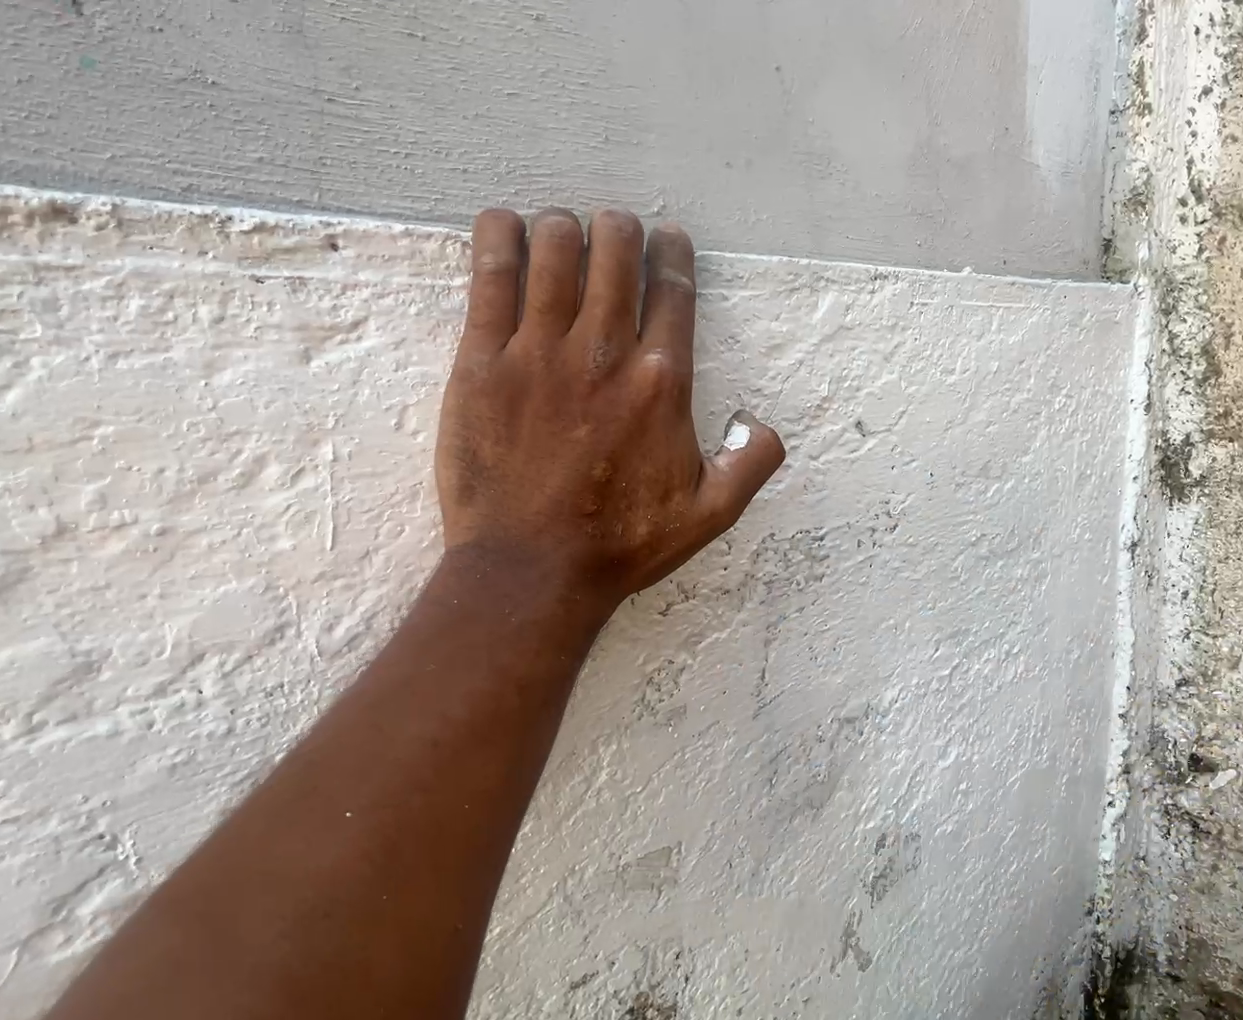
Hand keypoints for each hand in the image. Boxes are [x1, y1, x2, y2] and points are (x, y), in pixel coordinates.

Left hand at [435, 208, 784, 613]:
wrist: (532, 570)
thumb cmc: (619, 545)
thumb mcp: (711, 516)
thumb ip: (753, 463)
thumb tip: (760, 424)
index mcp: (660, 383)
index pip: (672, 289)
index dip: (671, 252)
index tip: (666, 239)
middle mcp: (604, 354)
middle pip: (615, 253)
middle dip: (619, 229)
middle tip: (613, 234)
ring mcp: (539, 353)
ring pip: (555, 249)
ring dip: (564, 227)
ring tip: (562, 233)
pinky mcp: (482, 362)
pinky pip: (491, 275)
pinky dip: (499, 236)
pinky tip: (505, 224)